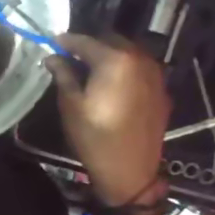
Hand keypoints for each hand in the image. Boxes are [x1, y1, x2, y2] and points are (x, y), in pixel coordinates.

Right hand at [44, 34, 168, 205]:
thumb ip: (64, 75)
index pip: (85, 41)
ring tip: (92, 71)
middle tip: (72, 58)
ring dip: (110, 56)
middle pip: (111, 41)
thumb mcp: (72, 106)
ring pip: (128, 53)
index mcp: (115, 60)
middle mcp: (139, 59)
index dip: (66, 41)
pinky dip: (126, 70)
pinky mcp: (162, 90)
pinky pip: (140, 69)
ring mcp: (155, 74)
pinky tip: (113, 85)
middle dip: (91, 46)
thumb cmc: (95, 139)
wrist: (131, 172)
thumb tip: (54, 57)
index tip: (53, 43)